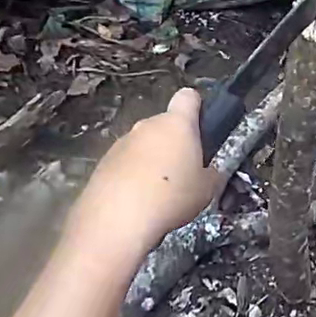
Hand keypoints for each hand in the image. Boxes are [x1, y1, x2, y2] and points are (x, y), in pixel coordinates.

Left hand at [70, 88, 222, 251]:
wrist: (117, 219)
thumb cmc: (171, 197)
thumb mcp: (207, 189)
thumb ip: (212, 174)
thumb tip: (210, 172)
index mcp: (177, 124)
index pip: (188, 97)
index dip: (197, 107)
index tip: (201, 128)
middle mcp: (148, 125)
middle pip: (165, 125)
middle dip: (174, 143)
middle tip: (183, 172)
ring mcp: (122, 142)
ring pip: (143, 144)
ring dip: (151, 160)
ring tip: (157, 193)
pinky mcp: (103, 161)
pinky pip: (125, 162)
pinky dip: (131, 175)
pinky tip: (136, 200)